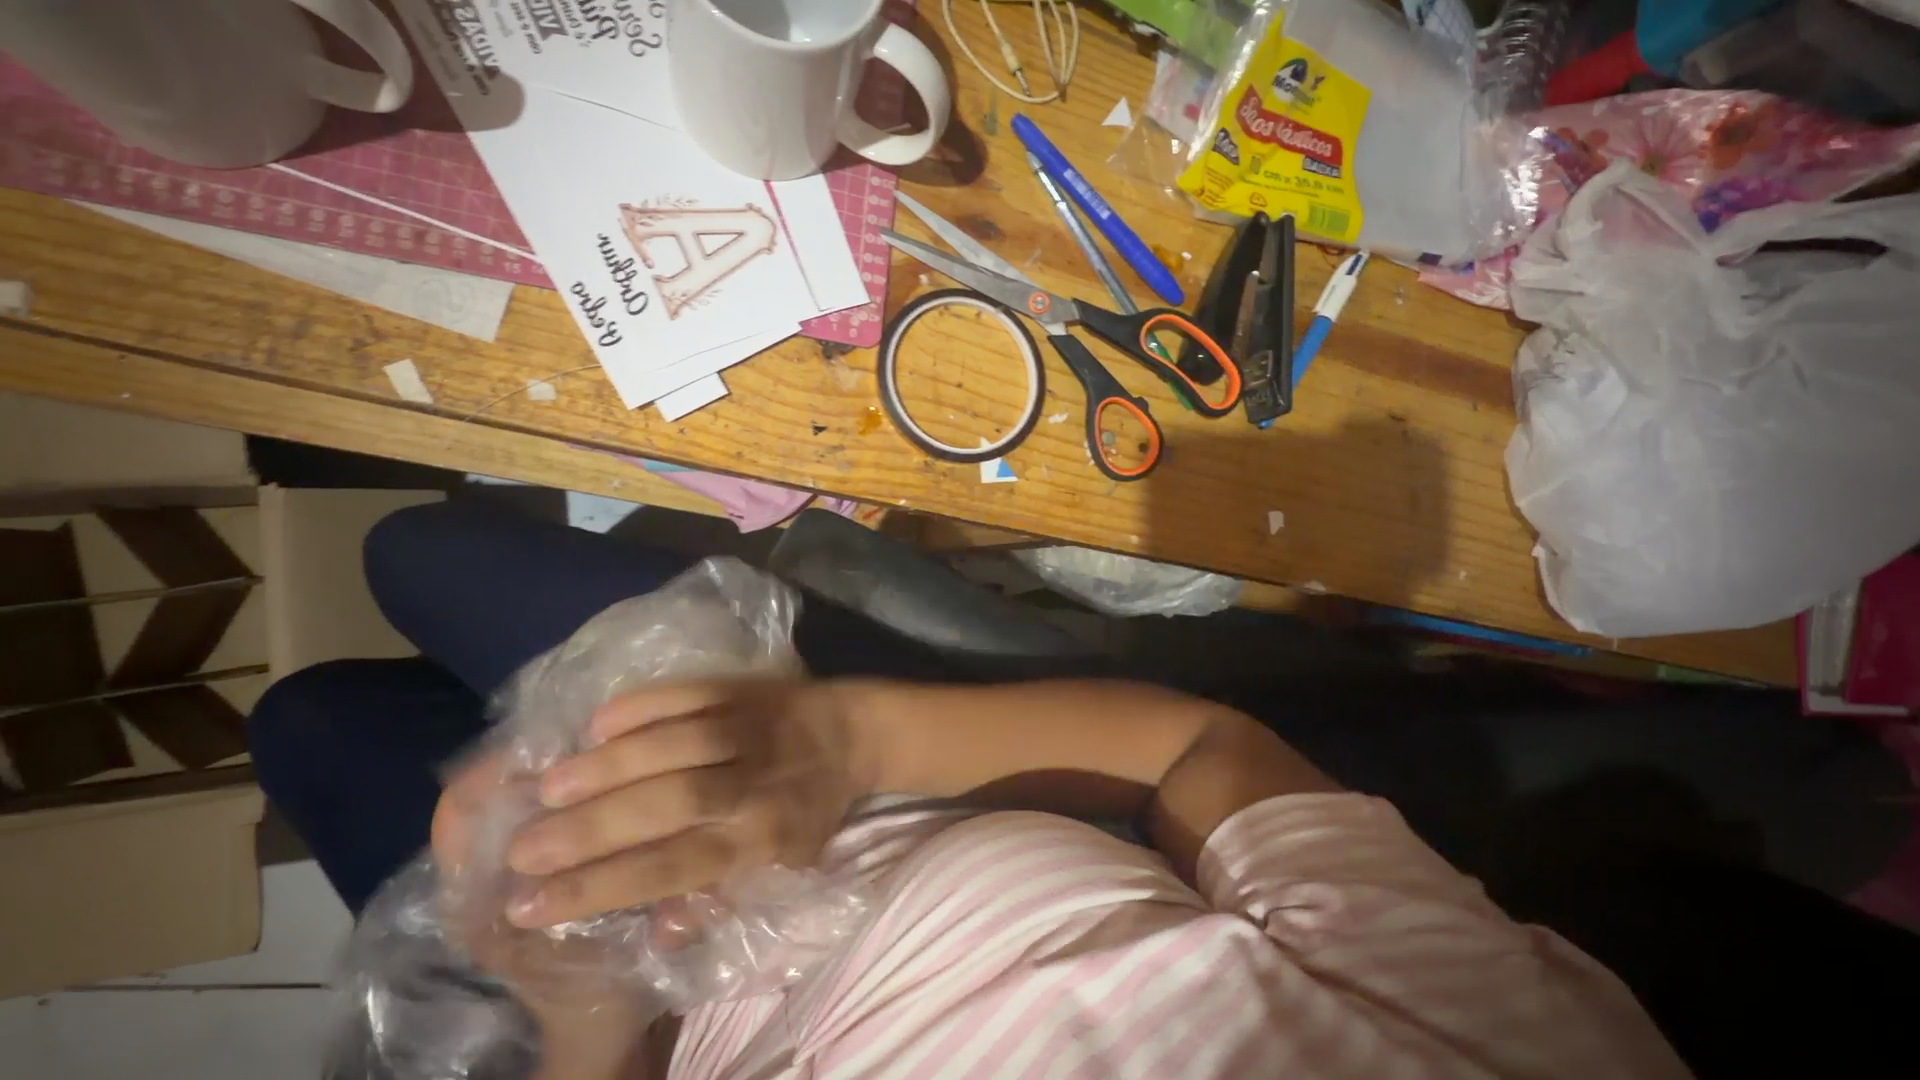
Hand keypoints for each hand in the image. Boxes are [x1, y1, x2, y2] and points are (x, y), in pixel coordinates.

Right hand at [496, 678, 867, 927]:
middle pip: (669, 807)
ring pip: (675, 747)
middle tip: (522, 849)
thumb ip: (721, 895)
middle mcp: (752, 785)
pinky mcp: (743, 689)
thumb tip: (657, 929)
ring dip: (610, 767)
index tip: (532, 903)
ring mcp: (747, 731)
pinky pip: (690, 694)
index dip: (604, 886)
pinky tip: (596, 723)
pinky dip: (645, 705)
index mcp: (760, 838)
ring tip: (546, 789)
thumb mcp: (783, 866)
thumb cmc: (810, 808)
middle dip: (592, 831)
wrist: (856, 733)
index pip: (675, 867)